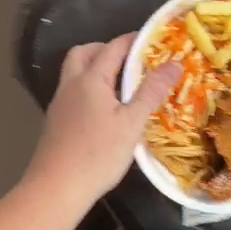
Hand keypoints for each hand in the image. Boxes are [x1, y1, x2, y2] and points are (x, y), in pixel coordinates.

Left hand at [23, 34, 179, 200]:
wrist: (56, 188)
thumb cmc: (97, 154)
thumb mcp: (132, 123)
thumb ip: (151, 91)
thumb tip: (174, 63)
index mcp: (90, 79)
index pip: (113, 47)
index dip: (134, 41)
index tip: (155, 41)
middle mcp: (71, 84)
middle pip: (85, 52)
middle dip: (108, 49)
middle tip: (132, 62)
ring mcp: (60, 103)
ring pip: (76, 72)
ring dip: (97, 69)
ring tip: (123, 87)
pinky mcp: (56, 120)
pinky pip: (74, 91)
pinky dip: (90, 88)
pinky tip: (106, 110)